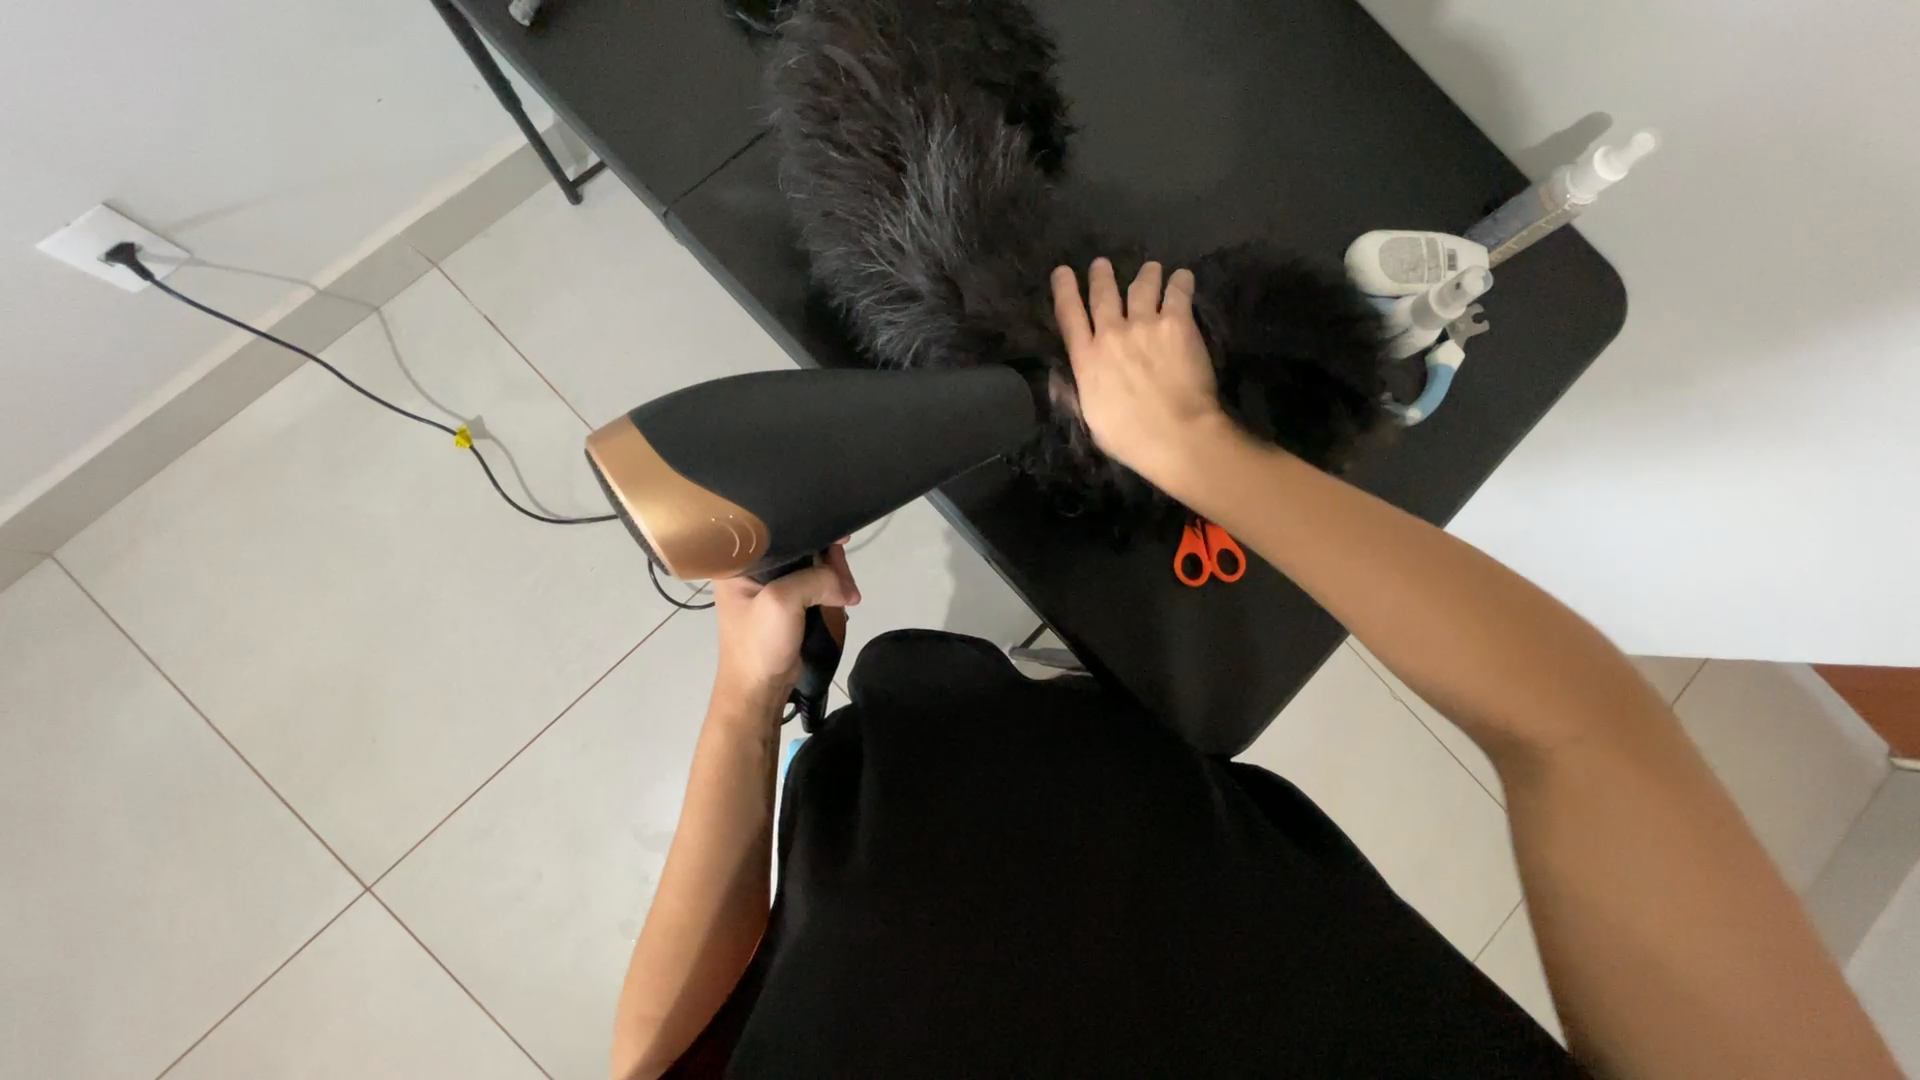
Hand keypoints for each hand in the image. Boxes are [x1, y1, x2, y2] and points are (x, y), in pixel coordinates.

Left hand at [710, 545, 860, 705]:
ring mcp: (770, 588)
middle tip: (845, 582)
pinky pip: (814, 585)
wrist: (758, 690)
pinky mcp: (786, 604)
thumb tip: (845, 587)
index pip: (781, 531)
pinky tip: (843, 599)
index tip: (839, 539)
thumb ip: (816, 580)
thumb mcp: (783, 601)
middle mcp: (753, 569)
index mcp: (740, 562)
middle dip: (829, 561)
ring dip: (835, 578)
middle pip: (802, 547)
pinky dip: (831, 590)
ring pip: (812, 567)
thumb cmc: (759, 644)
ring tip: (849, 597)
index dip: (811, 530)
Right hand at [1051, 258, 1233, 492]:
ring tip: (1151, 268)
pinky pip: (1177, 291)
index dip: (1064, 290)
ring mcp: (1144, 324)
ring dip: (1145, 274)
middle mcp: (1111, 334)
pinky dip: (1179, 281)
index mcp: (1086, 360)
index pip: (1069, 315)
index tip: (1063, 273)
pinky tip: (1182, 277)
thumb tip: (1063, 381)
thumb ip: (1077, 394)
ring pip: (1141, 285)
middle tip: (1102, 264)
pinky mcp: (1177, 323)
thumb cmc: (1129, 437)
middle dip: (1101, 276)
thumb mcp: (1090, 419)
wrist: (1175, 434)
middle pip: (1103, 294)